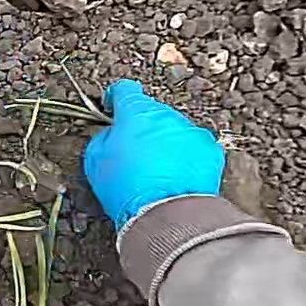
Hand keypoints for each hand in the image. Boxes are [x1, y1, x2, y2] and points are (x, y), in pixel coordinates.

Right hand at [83, 79, 224, 228]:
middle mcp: (165, 116)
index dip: (116, 98)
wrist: (166, 215)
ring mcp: (190, 132)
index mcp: (135, 112)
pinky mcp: (210, 151)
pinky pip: (194, 148)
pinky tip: (176, 177)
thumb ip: (102, 138)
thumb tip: (112, 134)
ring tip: (156, 172)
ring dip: (164, 143)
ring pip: (173, 130)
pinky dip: (186, 158)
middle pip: (151, 113)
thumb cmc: (127, 189)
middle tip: (134, 153)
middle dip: (142, 128)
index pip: (125, 90)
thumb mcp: (95, 162)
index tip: (113, 108)